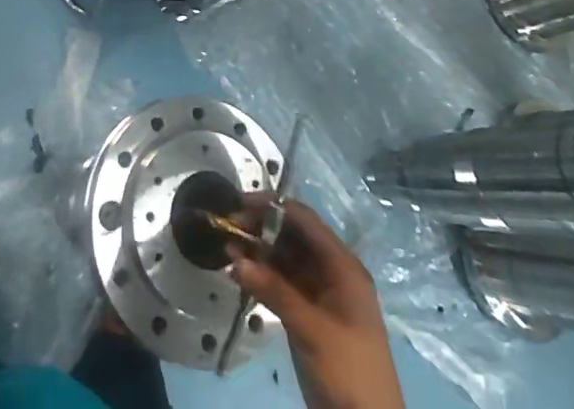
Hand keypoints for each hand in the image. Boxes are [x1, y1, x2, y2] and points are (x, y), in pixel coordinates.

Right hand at [231, 200, 402, 408]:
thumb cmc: (348, 369)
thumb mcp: (311, 328)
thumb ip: (274, 291)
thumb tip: (235, 259)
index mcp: (343, 265)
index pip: (305, 221)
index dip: (273, 207)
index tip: (238, 204)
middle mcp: (332, 271)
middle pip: (294, 236)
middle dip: (262, 228)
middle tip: (226, 228)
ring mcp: (319, 293)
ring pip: (285, 259)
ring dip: (258, 251)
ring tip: (226, 248)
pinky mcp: (308, 314)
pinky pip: (282, 283)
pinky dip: (262, 275)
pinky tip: (238, 272)